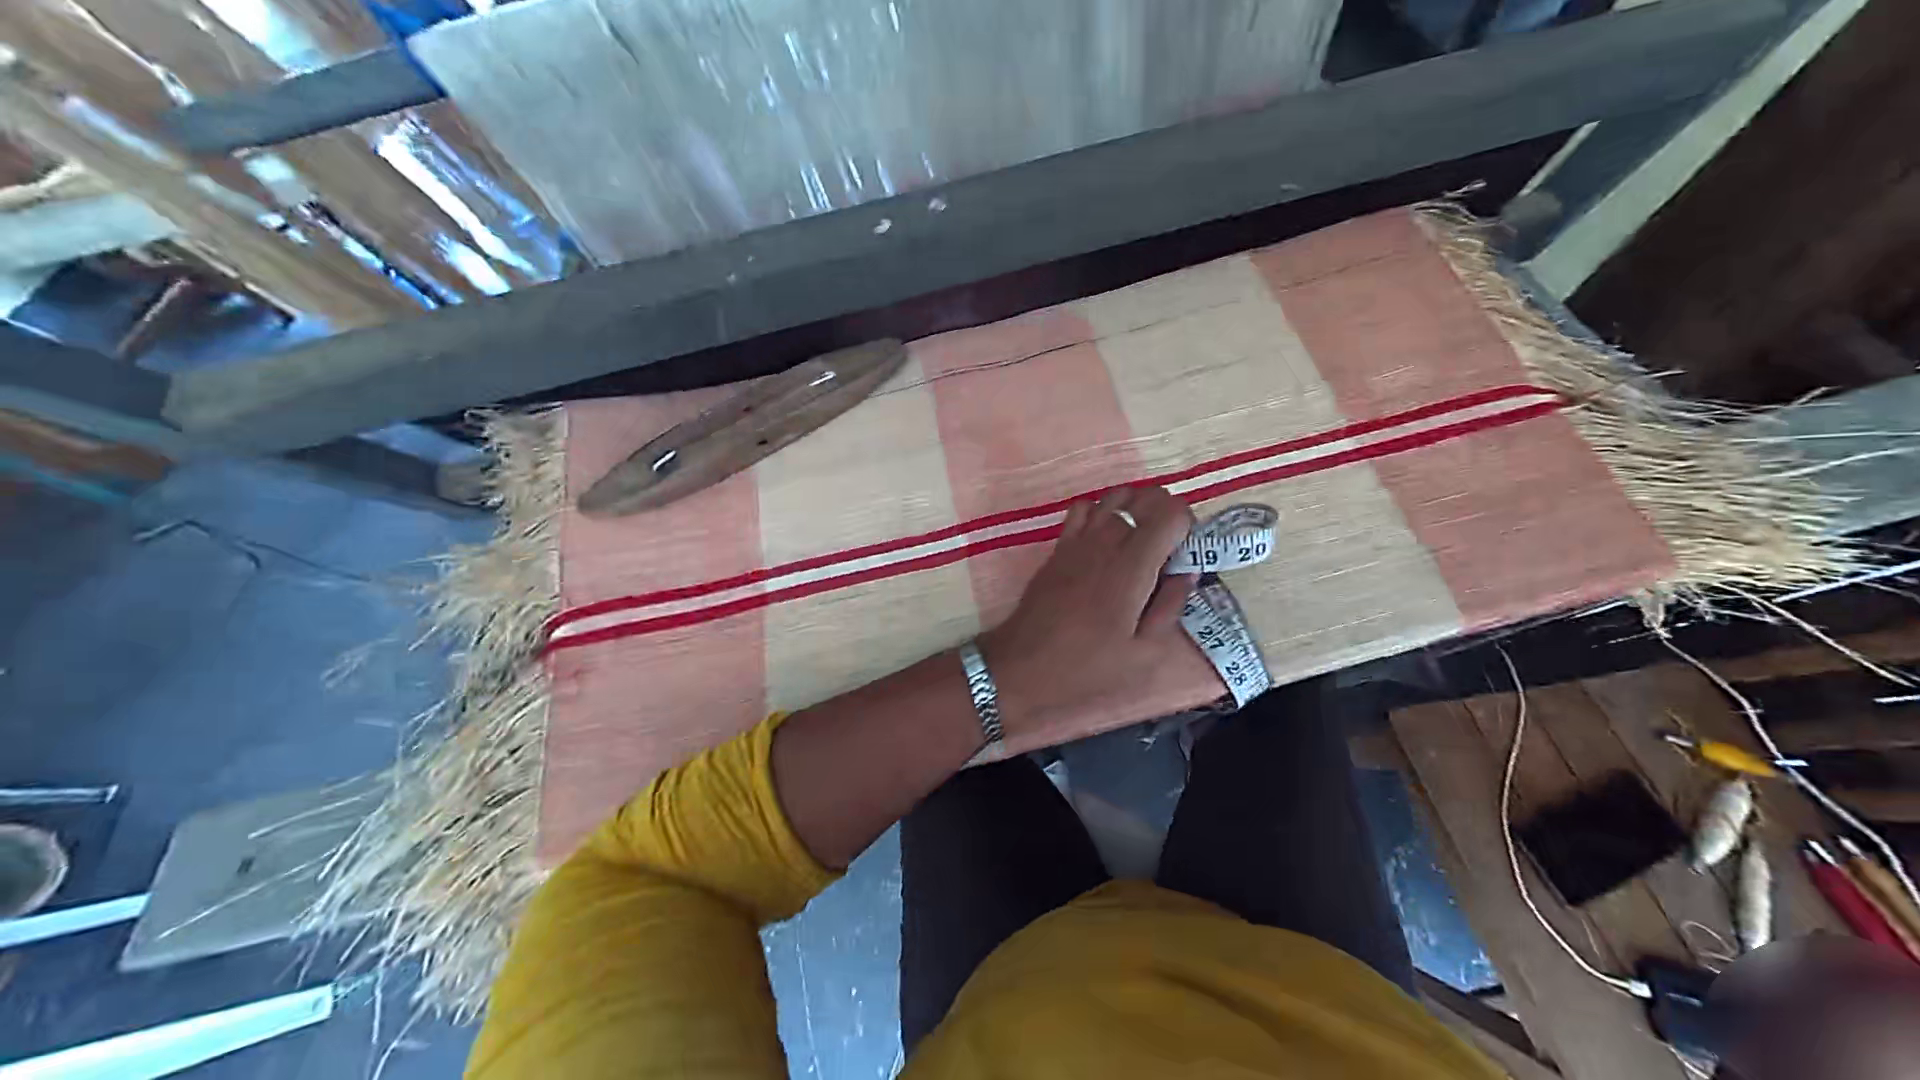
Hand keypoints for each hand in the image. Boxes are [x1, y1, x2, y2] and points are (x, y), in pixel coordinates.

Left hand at [979, 486, 1203, 742]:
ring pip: (1115, 495)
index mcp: (1132, 566)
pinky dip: (1102, 511)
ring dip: (1136, 507)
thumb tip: (1188, 572)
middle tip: (1170, 549)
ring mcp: (1077, 539)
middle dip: (1167, 513)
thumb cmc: (1087, 667)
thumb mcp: (1144, 652)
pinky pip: (1083, 507)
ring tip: (1142, 541)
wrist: (1022, 667)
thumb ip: (1171, 604)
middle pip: (1146, 495)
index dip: (1188, 525)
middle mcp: (1105, 541)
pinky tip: (1106, 539)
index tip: (1186, 553)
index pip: (1171, 512)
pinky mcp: (1058, 546)